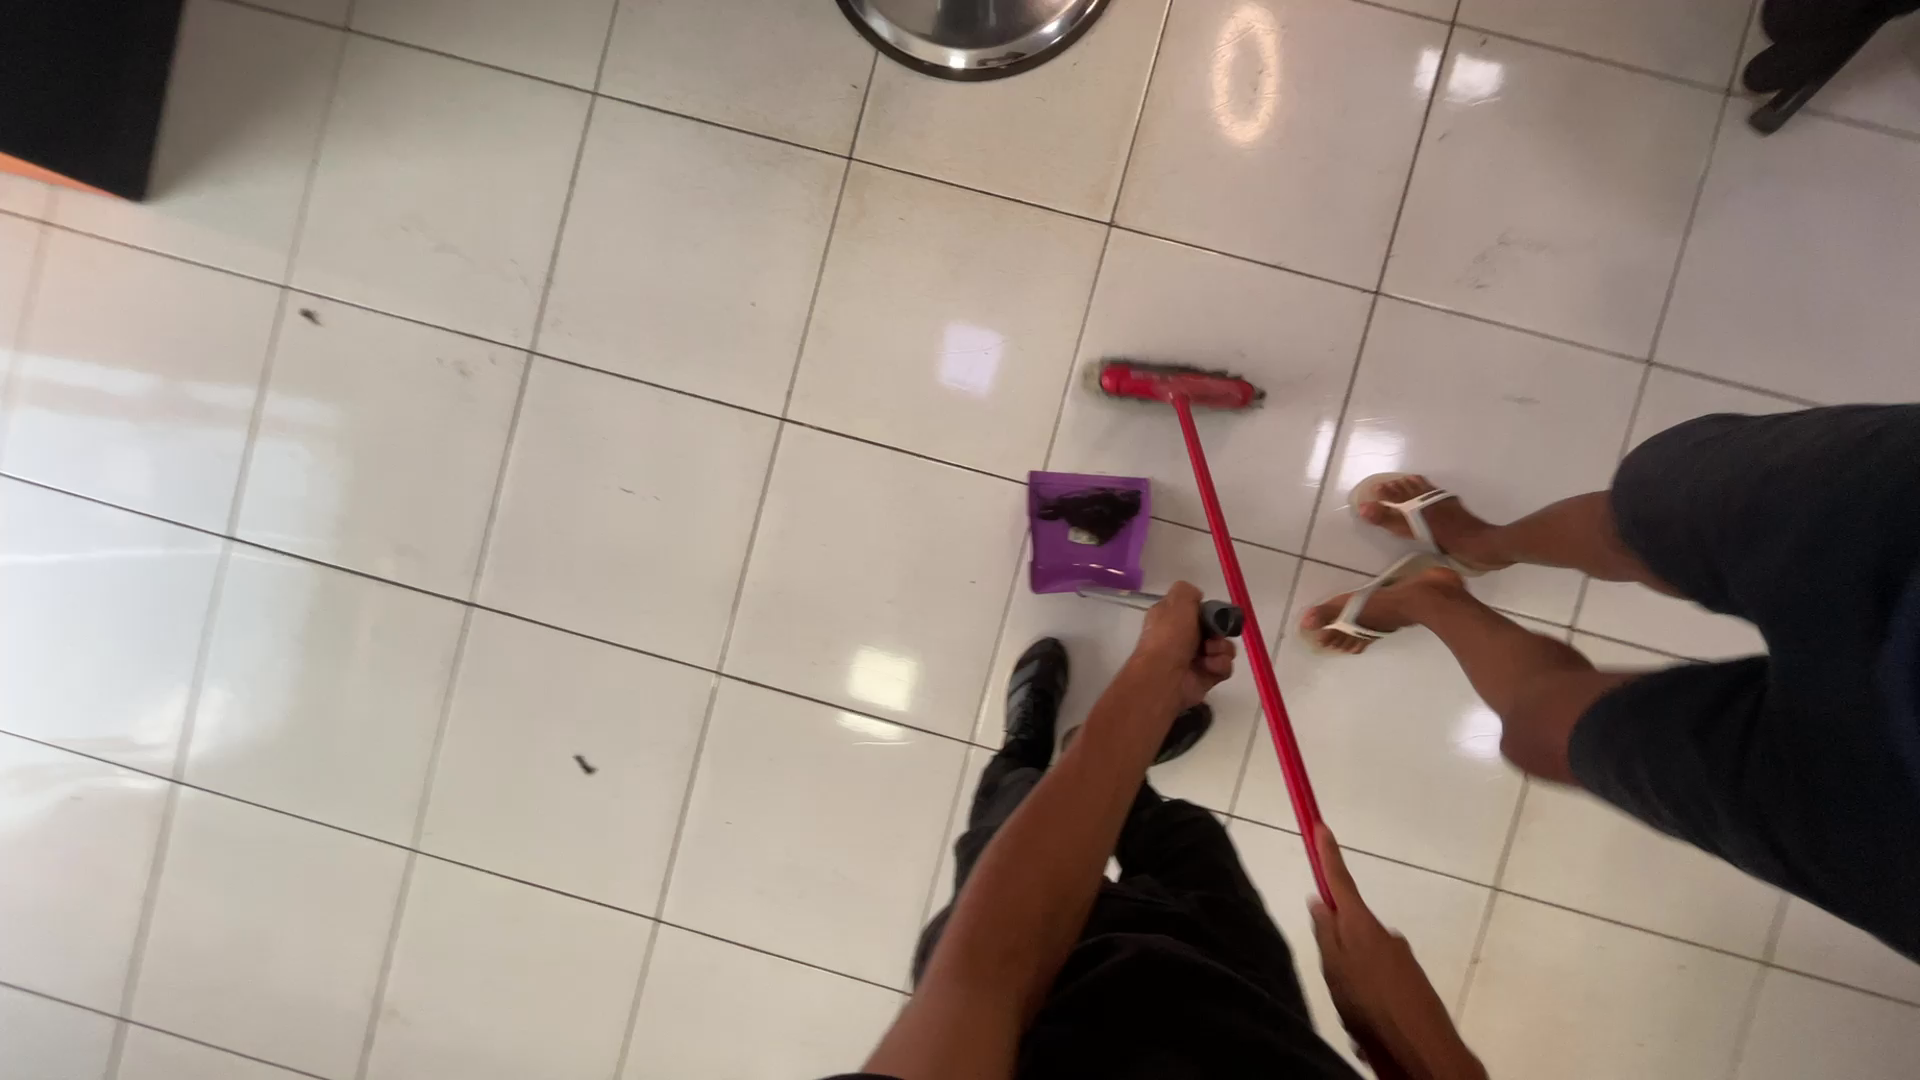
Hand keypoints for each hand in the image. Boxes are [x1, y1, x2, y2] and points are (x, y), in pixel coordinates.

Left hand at [1132, 581, 1236, 709]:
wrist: (1165, 675)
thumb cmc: (1169, 635)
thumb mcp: (1177, 602)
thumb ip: (1187, 591)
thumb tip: (1198, 596)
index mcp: (1170, 618)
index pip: (1196, 610)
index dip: (1208, 611)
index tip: (1213, 614)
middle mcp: (1181, 637)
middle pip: (1214, 629)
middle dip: (1219, 631)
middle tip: (1213, 635)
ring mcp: (1194, 658)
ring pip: (1223, 648)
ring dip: (1221, 648)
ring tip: (1208, 653)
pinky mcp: (1206, 676)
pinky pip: (1224, 667)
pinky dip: (1219, 665)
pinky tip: (1208, 666)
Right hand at [1309, 826, 1484, 1079]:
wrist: (1427, 1054)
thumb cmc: (1371, 1005)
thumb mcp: (1334, 968)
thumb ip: (1324, 933)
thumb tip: (1319, 899)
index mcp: (1360, 924)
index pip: (1339, 879)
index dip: (1328, 852)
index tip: (1321, 824)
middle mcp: (1384, 934)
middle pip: (1351, 926)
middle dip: (1338, 947)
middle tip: (1333, 979)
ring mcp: (1403, 958)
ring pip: (1366, 959)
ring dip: (1355, 980)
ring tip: (1352, 1015)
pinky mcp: (1415, 984)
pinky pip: (1382, 983)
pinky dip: (1371, 999)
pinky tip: (1370, 1028)